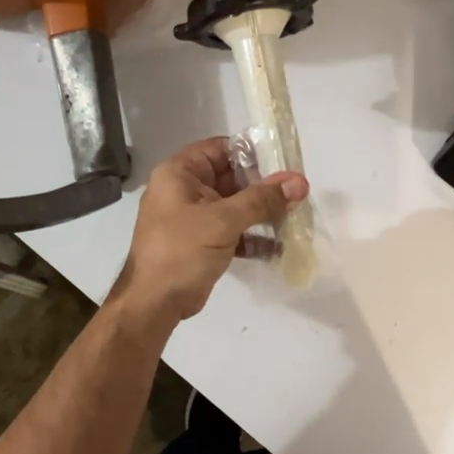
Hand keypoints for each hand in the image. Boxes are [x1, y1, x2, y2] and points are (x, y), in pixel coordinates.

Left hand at [113, 138, 308, 322]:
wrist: (153, 303)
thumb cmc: (182, 251)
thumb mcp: (223, 221)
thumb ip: (262, 199)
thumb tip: (300, 181)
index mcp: (179, 173)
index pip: (220, 149)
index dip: (252, 153)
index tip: (285, 162)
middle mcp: (184, 190)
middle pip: (231, 178)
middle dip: (264, 187)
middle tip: (297, 192)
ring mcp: (193, 218)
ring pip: (234, 206)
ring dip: (262, 212)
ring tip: (295, 217)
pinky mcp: (201, 243)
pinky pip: (232, 231)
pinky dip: (252, 237)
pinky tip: (280, 246)